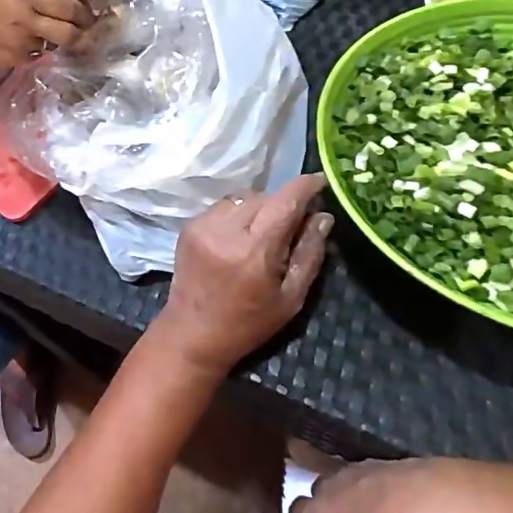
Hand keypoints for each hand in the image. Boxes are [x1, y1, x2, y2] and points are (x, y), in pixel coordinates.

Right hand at [0, 0, 91, 82]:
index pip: (68, 6)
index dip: (83, 12)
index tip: (88, 12)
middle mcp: (28, 21)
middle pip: (70, 34)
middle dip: (82, 34)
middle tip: (85, 30)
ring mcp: (23, 44)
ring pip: (55, 44)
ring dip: (58, 40)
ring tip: (53, 32)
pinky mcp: (17, 60)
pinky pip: (38, 53)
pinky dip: (39, 48)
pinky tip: (27, 39)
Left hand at [147, 174, 333, 375]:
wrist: (193, 331)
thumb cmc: (250, 322)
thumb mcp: (291, 297)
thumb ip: (309, 253)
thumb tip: (324, 216)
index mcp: (255, 251)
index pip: (284, 202)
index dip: (304, 186)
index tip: (320, 180)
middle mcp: (226, 231)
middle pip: (263, 197)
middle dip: (282, 204)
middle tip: (293, 223)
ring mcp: (203, 226)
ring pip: (241, 197)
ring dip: (258, 207)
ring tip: (264, 232)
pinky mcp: (189, 226)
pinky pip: (221, 207)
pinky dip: (236, 214)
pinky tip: (240, 235)